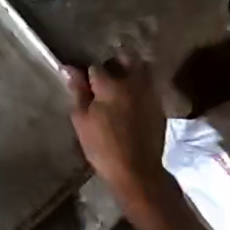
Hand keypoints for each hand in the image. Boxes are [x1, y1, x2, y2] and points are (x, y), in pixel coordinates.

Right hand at [65, 54, 166, 193]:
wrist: (137, 171)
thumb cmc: (103, 147)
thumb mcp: (82, 120)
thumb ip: (78, 92)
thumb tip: (69, 69)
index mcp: (111, 85)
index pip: (96, 66)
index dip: (86, 72)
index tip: (79, 79)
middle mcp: (134, 83)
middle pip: (126, 58)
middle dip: (113, 61)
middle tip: (102, 76)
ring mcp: (150, 94)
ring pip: (142, 69)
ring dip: (130, 70)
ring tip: (118, 84)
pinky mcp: (159, 107)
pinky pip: (150, 86)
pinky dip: (140, 86)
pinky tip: (131, 99)